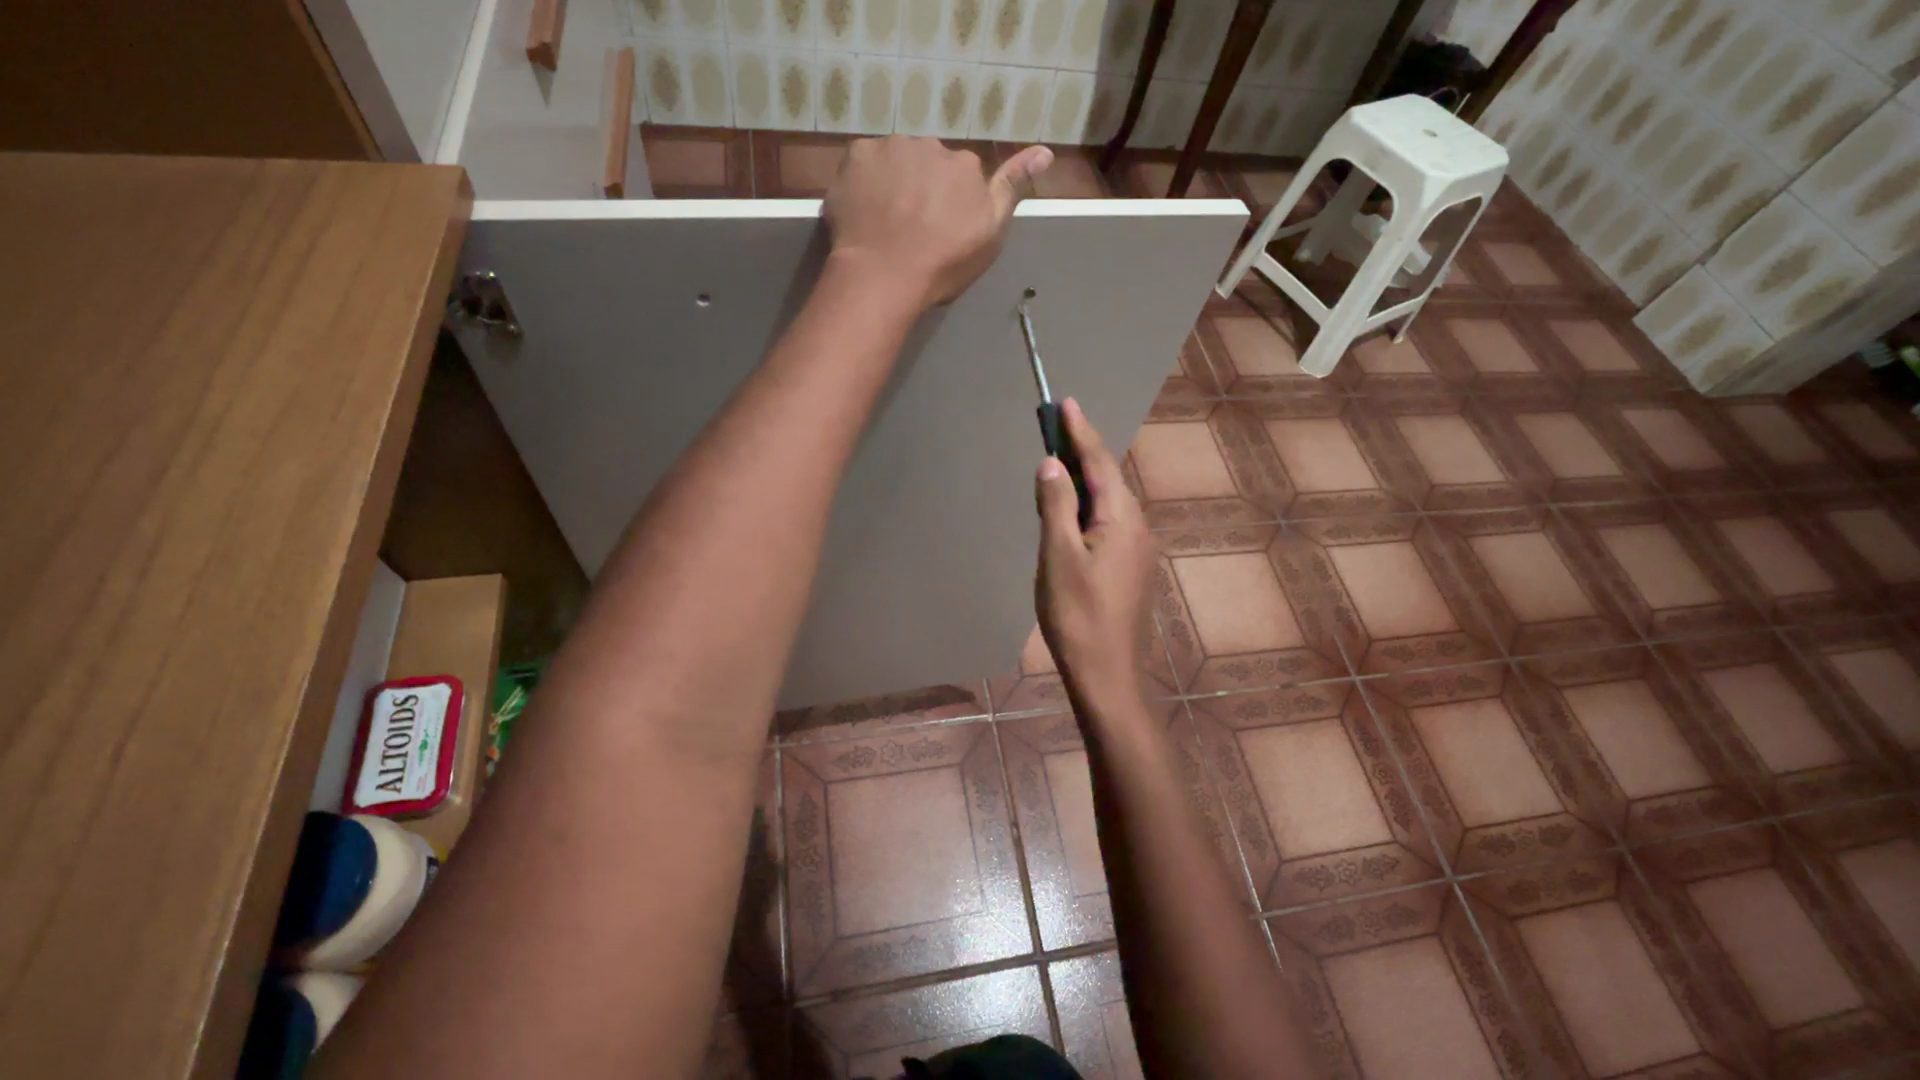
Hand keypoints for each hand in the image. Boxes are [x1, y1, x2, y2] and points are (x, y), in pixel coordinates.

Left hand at [824, 137, 1052, 308]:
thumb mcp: (990, 233)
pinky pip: (863, 161)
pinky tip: (863, 208)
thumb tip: (1046, 151)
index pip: (961, 175)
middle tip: (911, 226)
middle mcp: (930, 145)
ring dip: (893, 180)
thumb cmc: (943, 263)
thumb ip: (1013, 188)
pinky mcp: (855, 155)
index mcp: (965, 165)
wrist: (883, 274)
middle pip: (927, 163)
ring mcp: (891, 147)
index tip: (941, 229)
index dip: (951, 202)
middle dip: (922, 186)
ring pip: (895, 159)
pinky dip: (864, 179)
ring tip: (884, 219)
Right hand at [1034, 399, 1154, 712]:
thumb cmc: (1078, 615)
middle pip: (1109, 478)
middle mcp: (1138, 527)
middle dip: (1083, 451)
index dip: (1080, 431)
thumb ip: (1056, 507)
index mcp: (1122, 519)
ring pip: (1110, 502)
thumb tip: (1052, 464)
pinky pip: (1110, 522)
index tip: (1065, 402)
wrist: (1108, 674)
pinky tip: (1071, 514)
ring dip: (1085, 481)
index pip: (1100, 462)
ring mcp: (1138, 550)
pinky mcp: (1131, 569)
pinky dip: (1088, 507)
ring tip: (1058, 464)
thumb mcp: (1058, 557)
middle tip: (1056, 427)